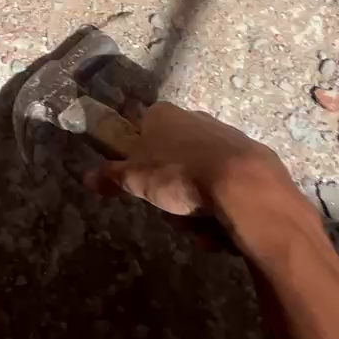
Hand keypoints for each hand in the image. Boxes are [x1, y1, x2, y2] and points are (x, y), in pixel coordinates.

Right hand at [82, 101, 293, 217]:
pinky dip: (226, 201)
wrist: (243, 186)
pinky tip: (225, 223)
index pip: (145, 127)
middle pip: (176, 152)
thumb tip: (85, 178)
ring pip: (204, 169)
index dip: (143, 154)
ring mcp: (226, 134)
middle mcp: (194, 116)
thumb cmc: (179, 174)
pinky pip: (231, 181)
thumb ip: (110, 176)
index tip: (145, 179)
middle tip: (173, 206)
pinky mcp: (254, 157)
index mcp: (163, 114)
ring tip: (201, 223)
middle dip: (174, 181)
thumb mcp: (135, 179)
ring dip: (200, 197)